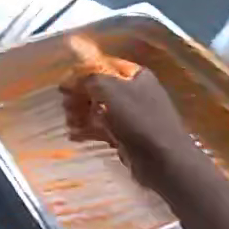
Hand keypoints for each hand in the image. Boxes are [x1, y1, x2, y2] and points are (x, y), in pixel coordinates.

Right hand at [60, 69, 220, 195]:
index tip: (63, 87)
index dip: (80, 74)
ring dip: (80, 114)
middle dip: (78, 97)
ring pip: (97, 109)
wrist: (165, 162)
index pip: (100, 66)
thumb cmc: (139, 120)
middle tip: (66, 107)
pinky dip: (88, 130)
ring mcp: (131, 115)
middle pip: (97, 88)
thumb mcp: (110, 90)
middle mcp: (133, 92)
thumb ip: (89, 78)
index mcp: (134, 76)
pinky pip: (102, 127)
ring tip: (70, 124)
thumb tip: (72, 78)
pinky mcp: (127, 135)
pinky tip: (75, 136)